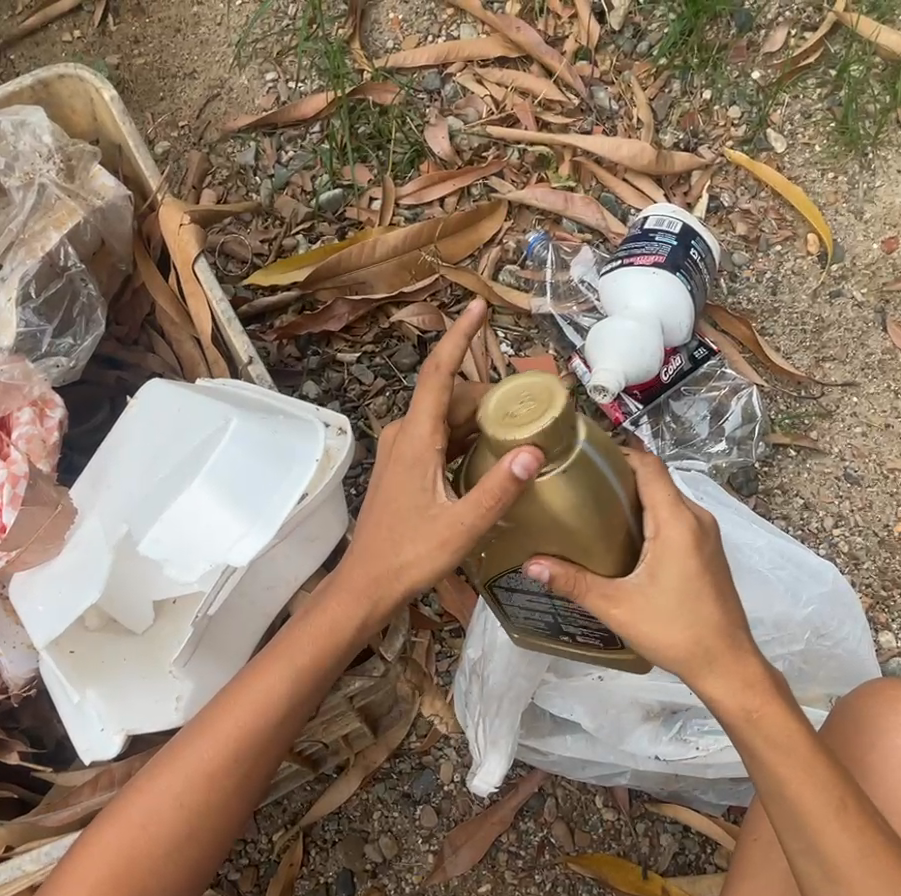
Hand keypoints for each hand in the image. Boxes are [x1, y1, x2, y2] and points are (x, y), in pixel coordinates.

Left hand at [334, 300, 542, 618]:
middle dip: (488, 392)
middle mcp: (403, 436)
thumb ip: (499, 489)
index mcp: (415, 439)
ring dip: (477, 417)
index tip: (480, 306)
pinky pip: (436, 438)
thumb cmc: (409, 556)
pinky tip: (490, 452)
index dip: (460, 336)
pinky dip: (463, 437)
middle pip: (449, 396)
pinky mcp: (401, 470)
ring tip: (519, 423)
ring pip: (443, 418)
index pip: (439, 373)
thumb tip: (535, 451)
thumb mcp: (462, 526)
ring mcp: (399, 452)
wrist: (365, 584)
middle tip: (533, 401)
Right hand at [525, 450, 760, 687]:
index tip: (583, 455)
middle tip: (575, 483)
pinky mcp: (706, 551)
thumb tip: (530, 564)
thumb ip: (572, 582)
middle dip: (618, 476)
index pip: (649, 466)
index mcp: (677, 521)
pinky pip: (674, 518)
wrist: (726, 663)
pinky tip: (620, 536)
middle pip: (656, 480)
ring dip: (633, 498)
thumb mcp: (616, 606)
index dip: (618, 453)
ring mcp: (705, 534)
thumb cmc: (674, 630)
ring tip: (590, 508)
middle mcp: (696, 518)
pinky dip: (648, 517)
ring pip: (665, 500)